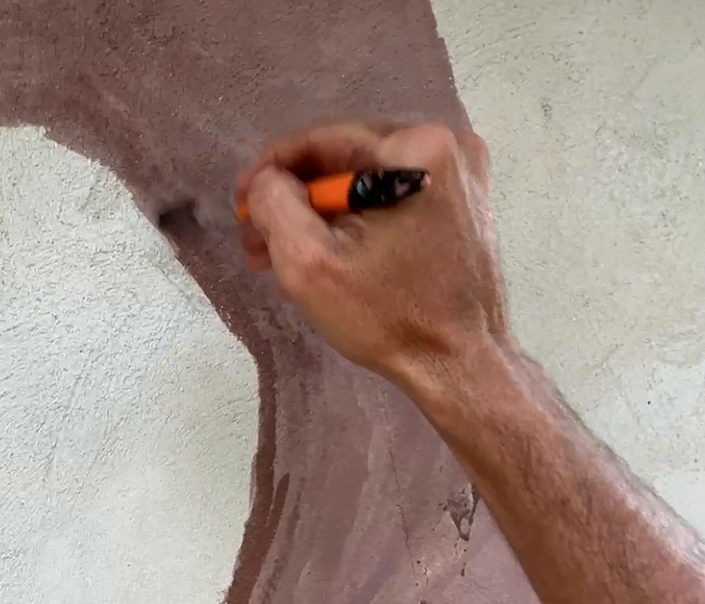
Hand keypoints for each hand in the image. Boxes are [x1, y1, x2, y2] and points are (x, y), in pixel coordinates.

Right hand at [237, 123, 510, 397]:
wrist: (457, 363)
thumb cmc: (385, 316)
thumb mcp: (309, 262)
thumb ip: (276, 206)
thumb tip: (265, 181)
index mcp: (414, 147)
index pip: (322, 140)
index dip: (271, 170)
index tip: (241, 200)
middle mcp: (446, 146)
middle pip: (344, 160)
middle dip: (294, 200)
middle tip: (256, 237)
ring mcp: (461, 177)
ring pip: (366, 183)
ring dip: (320, 215)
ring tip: (282, 255)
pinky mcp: (463, 207)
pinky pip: (392, 200)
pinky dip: (355, 222)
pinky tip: (328, 256)